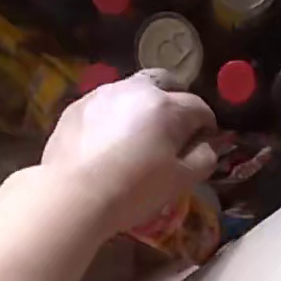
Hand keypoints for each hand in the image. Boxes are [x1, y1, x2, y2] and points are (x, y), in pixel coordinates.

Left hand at [40, 70, 218, 233]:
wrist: (73, 196)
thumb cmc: (133, 191)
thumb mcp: (179, 183)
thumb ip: (202, 160)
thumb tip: (207, 147)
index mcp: (167, 107)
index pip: (199, 108)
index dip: (206, 126)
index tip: (203, 142)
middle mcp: (136, 90)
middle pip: (165, 84)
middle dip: (175, 101)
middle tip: (173, 129)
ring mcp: (102, 94)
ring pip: (132, 92)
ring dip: (142, 108)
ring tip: (137, 136)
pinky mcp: (76, 107)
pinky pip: (104, 106)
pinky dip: (113, 118)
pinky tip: (107, 143)